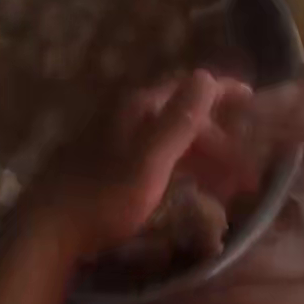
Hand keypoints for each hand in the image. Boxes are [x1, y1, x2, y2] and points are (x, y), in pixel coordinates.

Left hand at [16, 70, 249, 260]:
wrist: (52, 227)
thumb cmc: (105, 196)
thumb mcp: (149, 161)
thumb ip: (178, 121)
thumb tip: (206, 76)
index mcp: (139, 107)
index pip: (187, 87)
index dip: (220, 90)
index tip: (251, 97)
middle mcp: (129, 113)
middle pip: (182, 116)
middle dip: (218, 138)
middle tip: (248, 171)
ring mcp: (118, 136)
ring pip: (171, 137)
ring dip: (204, 155)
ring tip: (231, 186)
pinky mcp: (112, 160)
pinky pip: (159, 154)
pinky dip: (183, 165)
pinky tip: (194, 187)